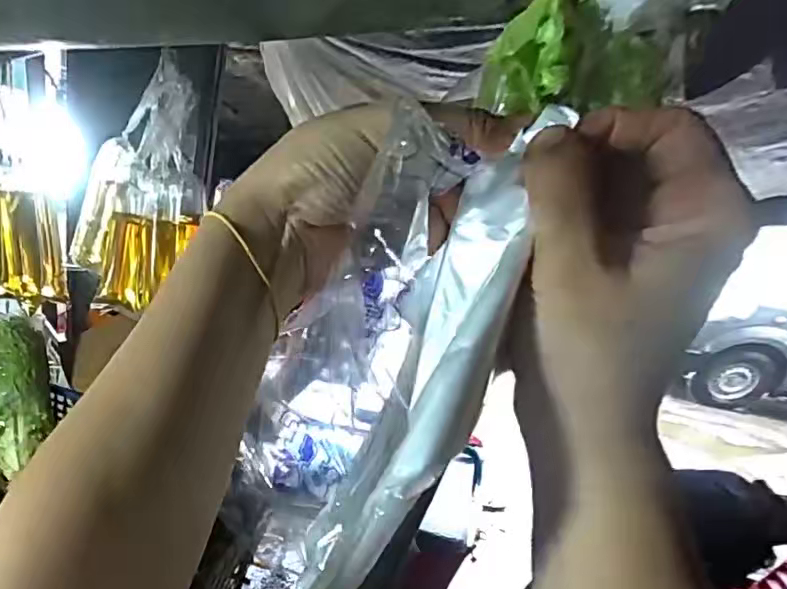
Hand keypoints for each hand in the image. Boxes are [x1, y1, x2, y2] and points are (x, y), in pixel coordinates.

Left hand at [216, 103, 518, 315]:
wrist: (274, 238)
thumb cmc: (320, 169)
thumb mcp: (385, 126)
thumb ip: (448, 124)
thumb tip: (512, 128)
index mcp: (379, 139)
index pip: (443, 140)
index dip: (476, 149)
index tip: (506, 163)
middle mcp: (378, 182)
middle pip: (440, 186)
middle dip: (465, 194)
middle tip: (484, 206)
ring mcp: (372, 226)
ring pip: (429, 225)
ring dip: (446, 228)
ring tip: (461, 233)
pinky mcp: (367, 266)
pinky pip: (409, 258)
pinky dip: (425, 256)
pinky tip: (440, 255)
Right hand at [519, 107, 755, 430]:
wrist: (582, 430)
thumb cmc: (584, 357)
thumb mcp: (568, 273)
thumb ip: (559, 197)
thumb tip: (546, 136)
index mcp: (708, 213)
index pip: (670, 130)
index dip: (608, 129)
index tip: (546, 155)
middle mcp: (695, 224)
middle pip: (639, 162)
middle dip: (576, 166)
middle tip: (519, 185)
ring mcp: (660, 254)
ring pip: (612, 197)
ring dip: (561, 198)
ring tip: (514, 213)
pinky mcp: (627, 278)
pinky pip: (598, 231)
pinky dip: (561, 227)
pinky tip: (524, 241)